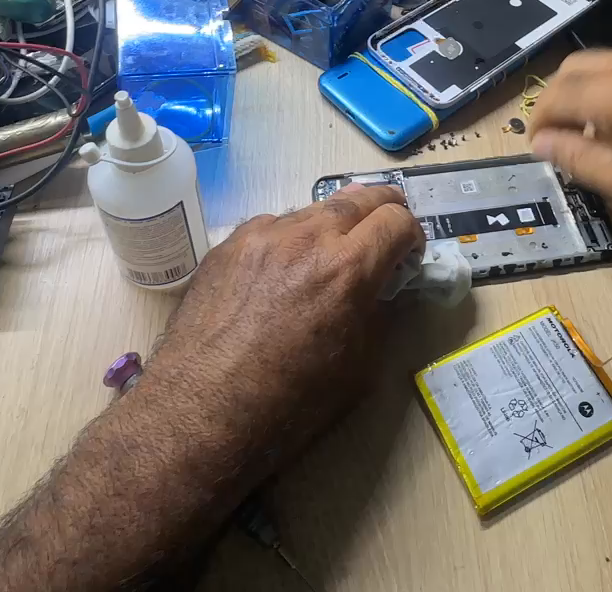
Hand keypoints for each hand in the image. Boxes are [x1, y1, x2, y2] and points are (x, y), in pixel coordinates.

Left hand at [138, 185, 421, 467]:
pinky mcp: (230, 242)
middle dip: (383, 211)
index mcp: (348, 268)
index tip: (408, 254)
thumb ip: (378, 312)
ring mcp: (264, 233)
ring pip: (315, 209)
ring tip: (329, 257)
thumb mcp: (358, 367)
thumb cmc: (288, 404)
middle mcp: (308, 236)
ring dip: (334, 226)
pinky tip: (281, 273)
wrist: (199, 413)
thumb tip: (385, 285)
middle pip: (361, 197)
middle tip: (384, 233)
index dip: (412, 235)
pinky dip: (291, 240)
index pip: (397, 220)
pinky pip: (273, 227)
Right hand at [527, 47, 611, 227]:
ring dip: (589, 89)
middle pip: (574, 67)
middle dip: (558, 99)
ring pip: (606, 62)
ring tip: (600, 129)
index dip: (538, 122)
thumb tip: (541, 144)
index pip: (554, 95)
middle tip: (562, 136)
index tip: (540, 148)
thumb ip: (577, 160)